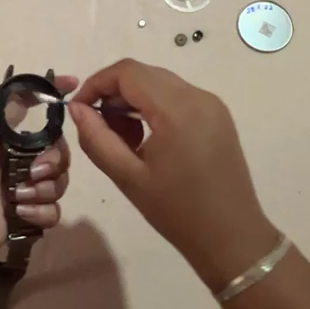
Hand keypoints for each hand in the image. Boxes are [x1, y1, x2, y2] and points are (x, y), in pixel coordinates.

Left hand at [0, 73, 74, 284]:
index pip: (24, 106)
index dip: (47, 94)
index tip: (73, 85)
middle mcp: (8, 159)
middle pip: (53, 147)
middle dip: (54, 158)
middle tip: (35, 172)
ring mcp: (17, 188)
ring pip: (56, 178)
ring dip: (47, 188)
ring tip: (21, 198)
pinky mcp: (22, 216)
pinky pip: (51, 208)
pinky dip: (43, 211)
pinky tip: (22, 216)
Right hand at [67, 59, 280, 285]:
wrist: (231, 236)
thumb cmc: (176, 211)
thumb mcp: (127, 177)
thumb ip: (97, 138)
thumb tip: (77, 109)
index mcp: (176, 110)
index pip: (127, 72)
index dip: (96, 83)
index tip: (79, 109)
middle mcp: (197, 96)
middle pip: (143, 73)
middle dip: (113, 92)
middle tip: (98, 127)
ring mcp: (212, 104)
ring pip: (160, 82)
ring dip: (133, 100)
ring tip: (123, 138)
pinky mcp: (218, 114)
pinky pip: (177, 96)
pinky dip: (154, 106)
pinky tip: (147, 138)